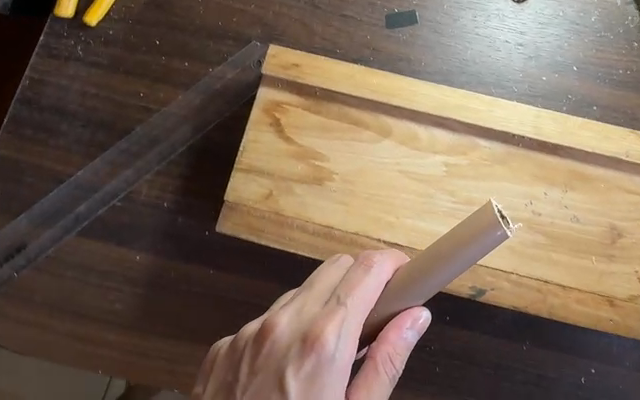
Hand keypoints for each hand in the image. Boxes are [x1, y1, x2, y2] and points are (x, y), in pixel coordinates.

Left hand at [194, 250, 431, 399]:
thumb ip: (386, 364)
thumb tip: (417, 317)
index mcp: (324, 341)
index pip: (367, 268)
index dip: (392, 265)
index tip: (405, 277)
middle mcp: (284, 323)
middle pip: (335, 268)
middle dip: (361, 281)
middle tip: (375, 316)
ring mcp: (248, 334)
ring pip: (300, 293)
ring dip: (322, 307)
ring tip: (329, 353)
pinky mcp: (223, 349)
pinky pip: (264, 322)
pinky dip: (285, 333)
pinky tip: (285, 374)